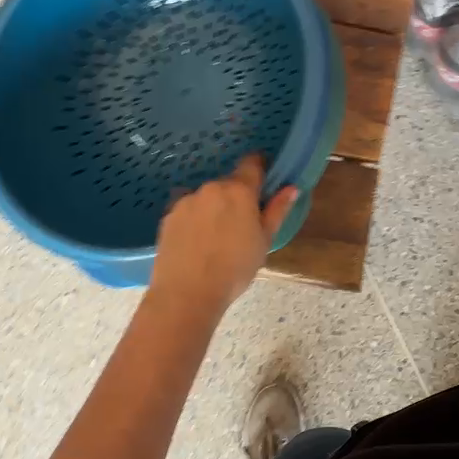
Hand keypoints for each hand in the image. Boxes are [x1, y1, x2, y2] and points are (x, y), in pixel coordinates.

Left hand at [150, 155, 298, 313]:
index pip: (252, 163)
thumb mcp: (264, 242)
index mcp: (240, 190)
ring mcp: (187, 200)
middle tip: (239, 225)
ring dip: (213, 208)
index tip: (262, 183)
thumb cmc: (234, 270)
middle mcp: (213, 188)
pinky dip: (193, 220)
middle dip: (235, 197)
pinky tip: (194, 244)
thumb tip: (291, 187)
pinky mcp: (167, 216)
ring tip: (213, 239)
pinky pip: (187, 210)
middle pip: (229, 183)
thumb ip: (277, 211)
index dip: (259, 168)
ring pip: (207, 197)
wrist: (185, 295)